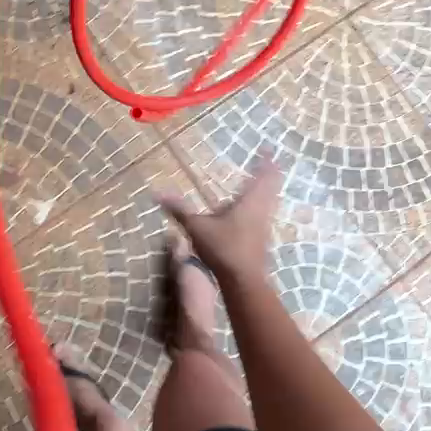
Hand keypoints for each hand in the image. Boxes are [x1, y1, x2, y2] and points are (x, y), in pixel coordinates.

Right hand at [156, 156, 282, 279]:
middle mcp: (262, 211)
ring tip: (265, 183)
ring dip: (270, 191)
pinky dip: (264, 207)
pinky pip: (266, 216)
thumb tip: (158, 193)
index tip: (267, 149)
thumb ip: (180, 210)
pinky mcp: (263, 241)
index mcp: (250, 202)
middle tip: (270, 163)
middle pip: (272, 188)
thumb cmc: (223, 248)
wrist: (243, 281)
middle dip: (271, 174)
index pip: (263, 176)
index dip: (266, 162)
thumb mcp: (197, 227)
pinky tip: (255, 213)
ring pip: (272, 203)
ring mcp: (265, 227)